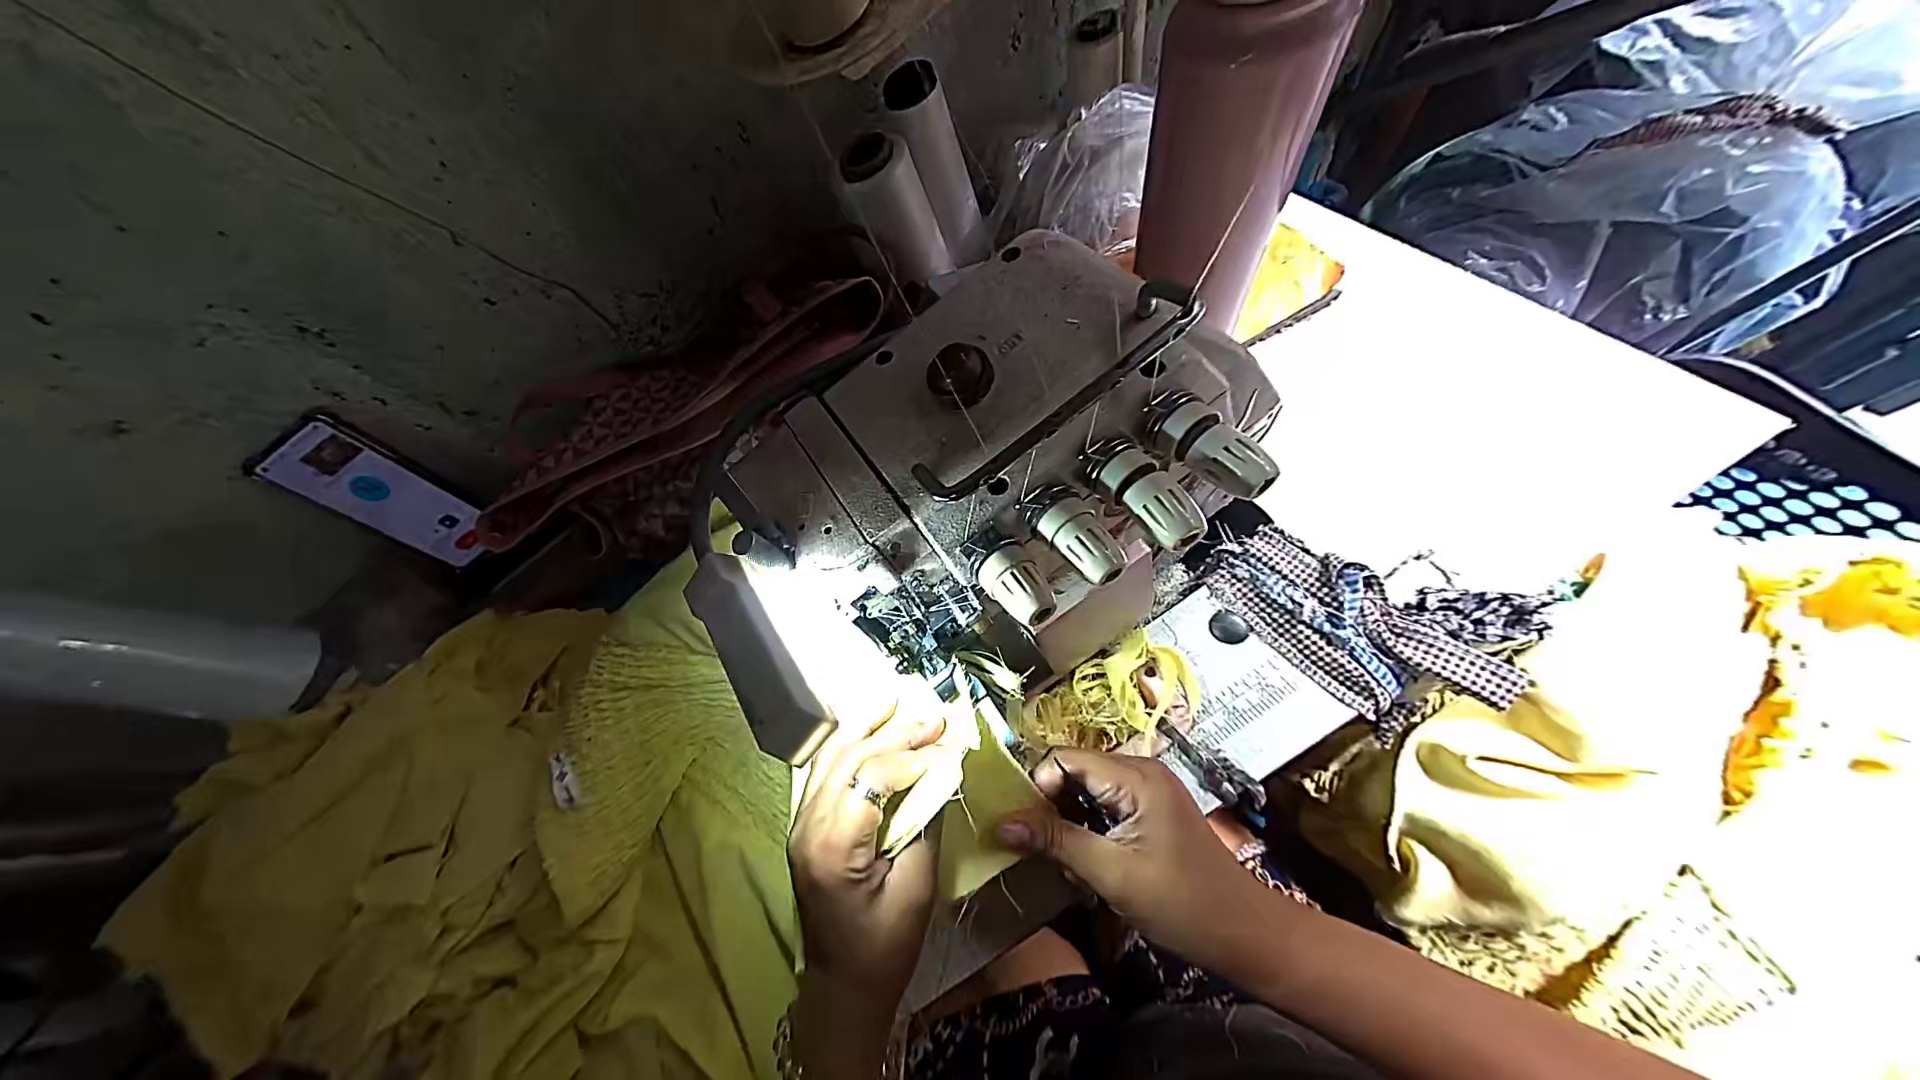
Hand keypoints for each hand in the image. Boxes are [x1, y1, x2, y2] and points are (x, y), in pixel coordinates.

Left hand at [788, 702, 946, 1066]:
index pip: (872, 776)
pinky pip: (825, 770)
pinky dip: (849, 742)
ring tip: (899, 701)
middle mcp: (806, 826)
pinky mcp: (805, 823)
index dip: (915, 755)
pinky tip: (869, 725)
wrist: (842, 985)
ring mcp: (799, 823)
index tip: (950, 743)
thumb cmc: (884, 946)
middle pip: (850, 758)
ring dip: (868, 727)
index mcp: (831, 847)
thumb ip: (926, 821)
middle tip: (934, 714)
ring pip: (831, 756)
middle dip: (895, 731)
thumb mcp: (916, 887)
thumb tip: (943, 770)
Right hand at [995, 749, 1274, 973]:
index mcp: (1135, 776)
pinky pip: (1106, 802)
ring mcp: (1149, 787)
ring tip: (1070, 861)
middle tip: (1046, 850)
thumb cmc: (1181, 903)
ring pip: (1087, 788)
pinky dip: (1090, 826)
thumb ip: (1056, 842)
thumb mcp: (1111, 874)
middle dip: (1053, 807)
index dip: (1039, 789)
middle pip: (1075, 770)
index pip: (1065, 759)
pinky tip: (1091, 861)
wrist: (1245, 932)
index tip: (1029, 830)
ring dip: (1070, 821)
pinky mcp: (1152, 806)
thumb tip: (1002, 824)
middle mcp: (1141, 770)